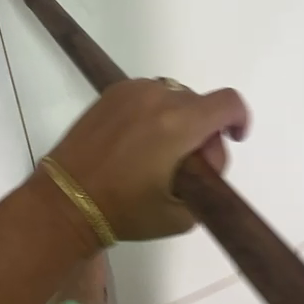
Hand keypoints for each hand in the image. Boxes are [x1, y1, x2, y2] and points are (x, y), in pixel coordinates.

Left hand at [45, 78, 250, 241]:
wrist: (65, 201)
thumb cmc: (124, 212)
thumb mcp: (180, 213)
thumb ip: (208, 180)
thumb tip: (206, 157)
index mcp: (179, 124)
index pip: (228, 103)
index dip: (239, 119)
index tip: (233, 138)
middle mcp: (159, 97)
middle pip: (201, 103)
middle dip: (204, 131)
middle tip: (187, 164)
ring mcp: (134, 90)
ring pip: (175, 96)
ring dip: (179, 119)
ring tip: (158, 154)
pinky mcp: (113, 92)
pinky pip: (149, 94)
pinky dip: (154, 113)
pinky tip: (137, 142)